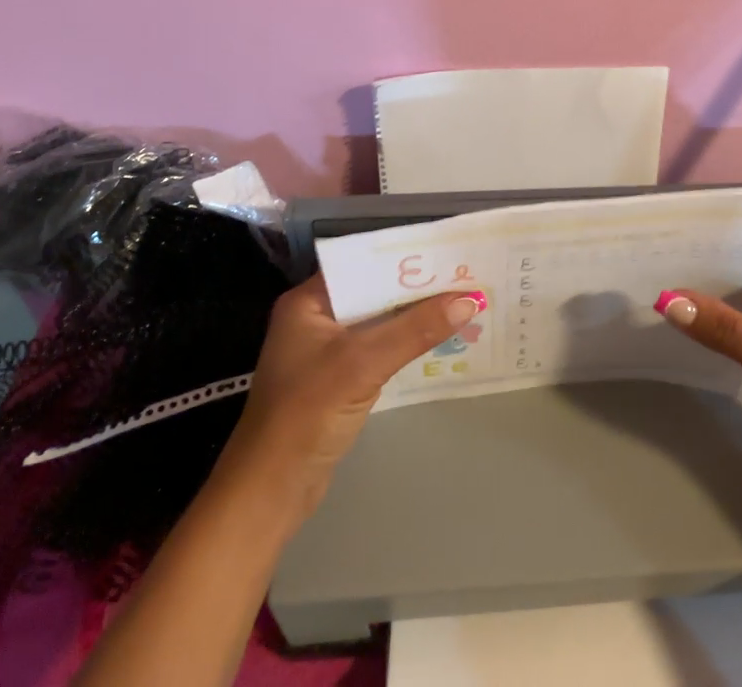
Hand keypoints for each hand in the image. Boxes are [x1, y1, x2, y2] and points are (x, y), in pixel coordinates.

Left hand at [217, 274, 484, 517]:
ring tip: (466, 305)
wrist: (272, 487)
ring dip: (417, 318)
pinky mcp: (339, 381)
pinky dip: (408, 346)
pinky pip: (380, 351)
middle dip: (419, 290)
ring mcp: (327, 352)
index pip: (362, 265)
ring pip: (381, 324)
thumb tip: (469, 299)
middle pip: (375, 293)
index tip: (451, 254)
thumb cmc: (307, 413)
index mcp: (308, 302)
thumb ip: (414, 330)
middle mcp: (316, 320)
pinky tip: (442, 342)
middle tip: (469, 278)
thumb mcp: (362, 364)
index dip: (405, 259)